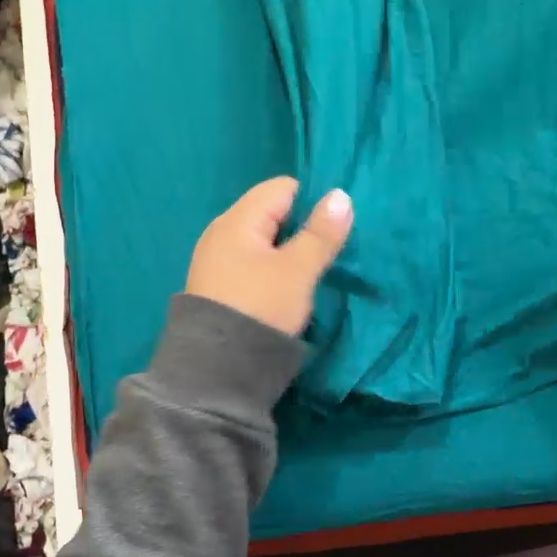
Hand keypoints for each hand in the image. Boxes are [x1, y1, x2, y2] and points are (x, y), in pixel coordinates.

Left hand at [184, 177, 353, 335]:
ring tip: (306, 277)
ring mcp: (215, 262)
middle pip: (270, 215)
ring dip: (285, 255)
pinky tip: (282, 293)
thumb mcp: (298, 271)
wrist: (218, 367)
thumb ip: (320, 234)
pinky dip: (269, 272)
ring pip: (261, 244)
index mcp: (238, 219)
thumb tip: (340, 195)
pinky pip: (249, 266)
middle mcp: (220, 233)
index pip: (283, 188)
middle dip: (300, 230)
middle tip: (324, 256)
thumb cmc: (261, 309)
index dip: (312, 203)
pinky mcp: (216, 288)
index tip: (333, 231)